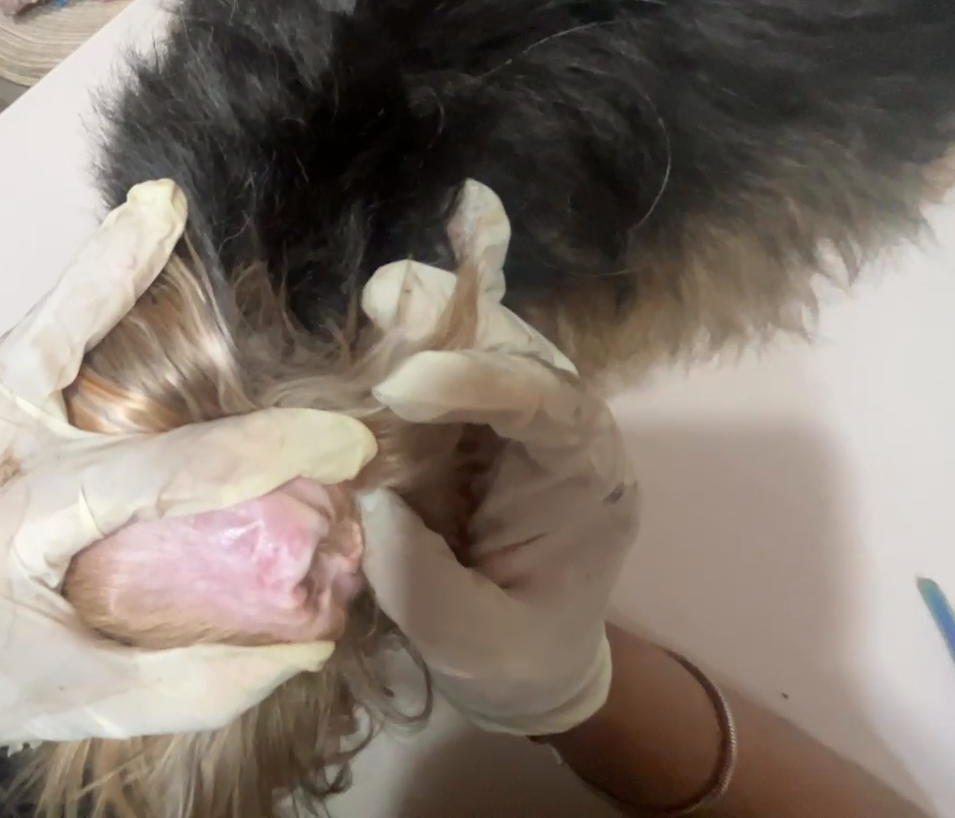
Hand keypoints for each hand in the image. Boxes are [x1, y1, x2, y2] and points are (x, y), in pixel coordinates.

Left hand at [0, 180, 378, 803]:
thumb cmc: (1, 685)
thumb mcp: (97, 702)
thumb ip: (205, 676)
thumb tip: (312, 631)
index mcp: (7, 540)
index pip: (149, 479)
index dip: (254, 455)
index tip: (341, 445)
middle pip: (46, 356)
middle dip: (117, 285)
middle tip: (168, 212)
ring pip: (38, 333)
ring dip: (96, 268)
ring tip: (152, 210)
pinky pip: (41, 345)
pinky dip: (84, 296)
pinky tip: (127, 259)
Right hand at [356, 180, 639, 736]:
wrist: (519, 661)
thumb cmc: (513, 656)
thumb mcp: (472, 642)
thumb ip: (420, 580)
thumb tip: (366, 494)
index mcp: (588, 482)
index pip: (553, 410)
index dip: (481, 384)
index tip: (403, 387)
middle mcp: (558, 431)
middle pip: (519, 351)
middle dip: (458, 318)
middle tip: (388, 292)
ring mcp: (506, 417)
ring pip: (479, 342)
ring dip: (428, 314)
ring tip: (381, 293)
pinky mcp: (460, 417)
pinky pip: (437, 361)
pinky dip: (401, 337)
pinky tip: (375, 312)